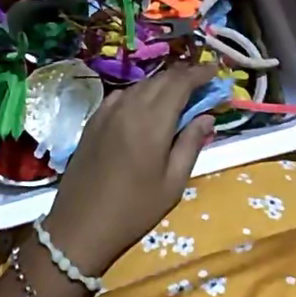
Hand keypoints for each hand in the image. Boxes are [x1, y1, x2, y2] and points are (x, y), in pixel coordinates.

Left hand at [42, 65, 217, 272]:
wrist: (80, 225)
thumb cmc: (134, 209)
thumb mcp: (173, 182)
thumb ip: (191, 144)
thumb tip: (206, 117)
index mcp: (152, 121)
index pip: (180, 83)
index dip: (199, 73)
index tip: (215, 72)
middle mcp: (128, 107)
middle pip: (160, 80)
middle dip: (183, 77)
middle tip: (202, 85)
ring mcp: (107, 111)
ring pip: (140, 85)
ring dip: (162, 85)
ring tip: (178, 96)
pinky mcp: (93, 120)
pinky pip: (122, 96)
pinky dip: (140, 94)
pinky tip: (146, 108)